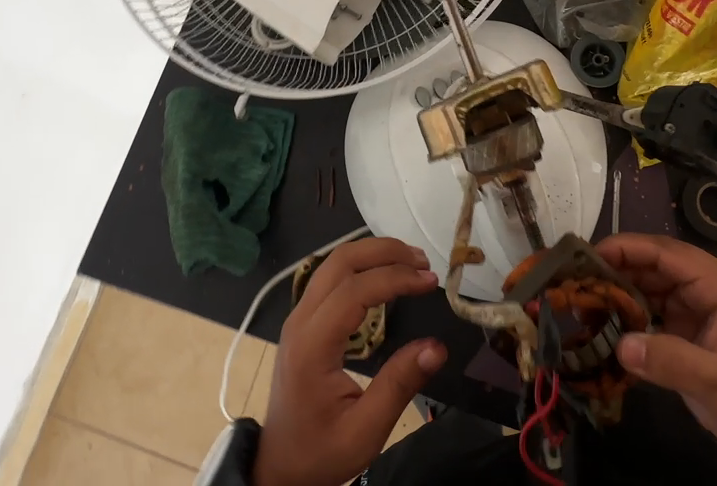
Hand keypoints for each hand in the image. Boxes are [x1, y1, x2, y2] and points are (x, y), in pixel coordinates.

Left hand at [253, 238, 447, 485]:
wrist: (279, 466)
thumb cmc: (320, 451)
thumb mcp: (364, 432)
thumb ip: (399, 386)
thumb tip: (437, 347)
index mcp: (312, 346)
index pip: (354, 290)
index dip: (395, 278)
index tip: (431, 282)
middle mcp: (300, 321)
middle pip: (340, 262)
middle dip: (384, 252)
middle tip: (423, 262)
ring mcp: (298, 318)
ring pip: (333, 263)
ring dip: (373, 254)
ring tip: (411, 263)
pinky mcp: (303, 321)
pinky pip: (330, 277)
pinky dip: (361, 266)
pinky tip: (385, 276)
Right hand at [596, 233, 716, 451]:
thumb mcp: (716, 383)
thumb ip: (671, 361)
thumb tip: (621, 345)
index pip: (668, 253)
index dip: (628, 249)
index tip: (590, 256)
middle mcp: (709, 283)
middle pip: (655, 262)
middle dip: (616, 267)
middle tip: (577, 279)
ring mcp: (698, 300)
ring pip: (650, 280)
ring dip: (619, 286)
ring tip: (583, 296)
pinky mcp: (688, 319)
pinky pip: (652, 302)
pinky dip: (628, 306)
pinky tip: (603, 316)